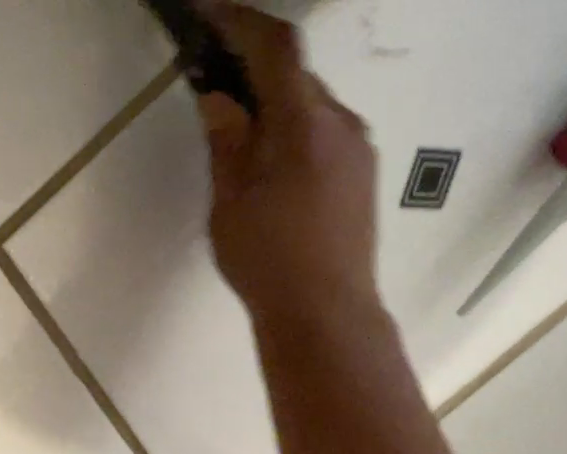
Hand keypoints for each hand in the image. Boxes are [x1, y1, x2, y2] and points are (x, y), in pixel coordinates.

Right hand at [199, 4, 379, 323]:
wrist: (325, 310)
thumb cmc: (266, 259)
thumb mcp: (230, 203)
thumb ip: (227, 143)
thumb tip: (218, 96)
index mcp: (302, 124)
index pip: (276, 49)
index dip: (240, 22)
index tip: (206, 12)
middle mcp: (340, 122)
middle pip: (293, 77)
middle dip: (251, 70)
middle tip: (209, 82)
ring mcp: (357, 147)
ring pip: (308, 107)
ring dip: (270, 106)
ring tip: (232, 133)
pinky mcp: (360, 173)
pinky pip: (321, 133)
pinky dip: (288, 130)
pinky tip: (264, 164)